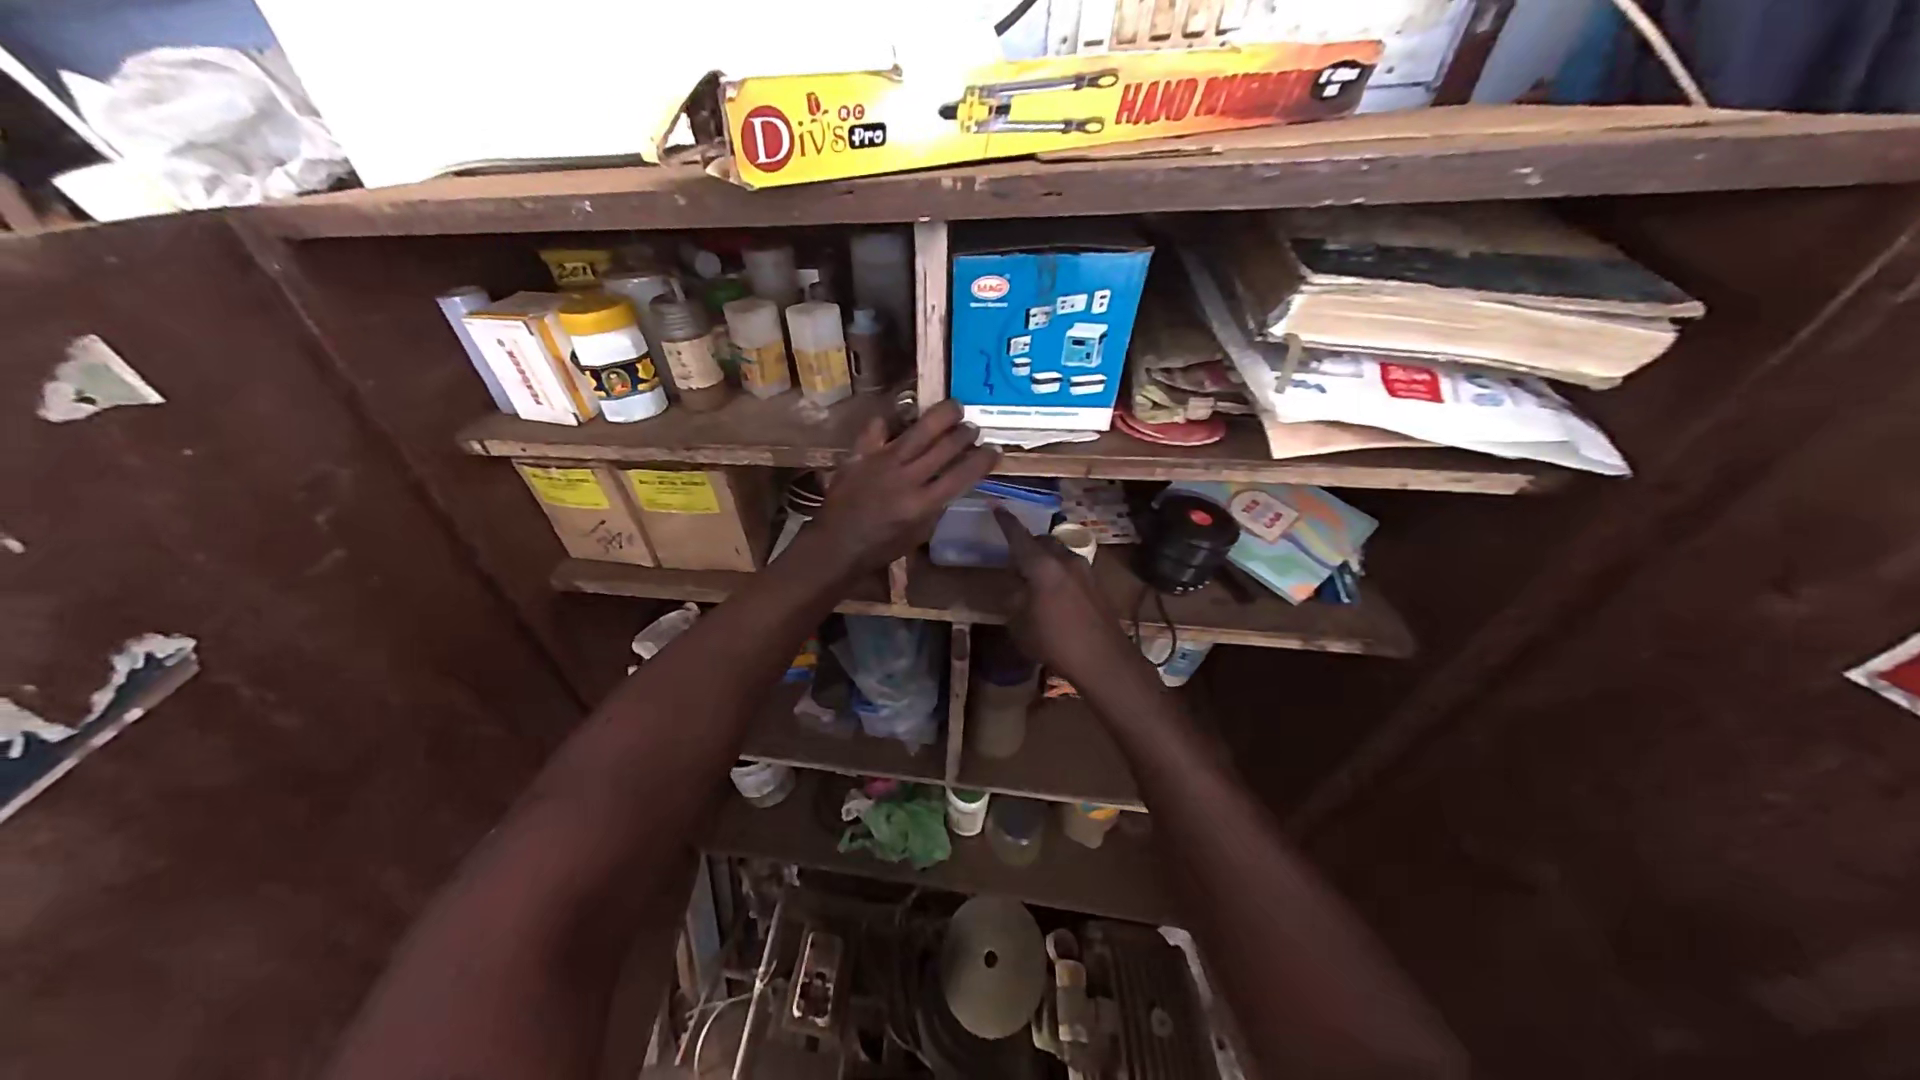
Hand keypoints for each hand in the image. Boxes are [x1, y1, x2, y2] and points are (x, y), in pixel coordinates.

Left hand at [807, 400, 999, 576]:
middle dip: (966, 433)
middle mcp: (907, 478)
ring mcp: (882, 461)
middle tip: (973, 427)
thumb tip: (951, 483)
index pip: (963, 475)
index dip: (984, 459)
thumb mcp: (918, 535)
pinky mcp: (860, 454)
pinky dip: (891, 420)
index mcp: (923, 504)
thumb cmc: (881, 547)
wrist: (836, 545)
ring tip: (954, 407)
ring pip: (919, 429)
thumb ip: (936, 507)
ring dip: (942, 415)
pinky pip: (878, 427)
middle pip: (946, 446)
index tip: (994, 449)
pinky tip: (901, 416)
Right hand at [994, 507, 1151, 687]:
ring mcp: (1084, 570)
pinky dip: (1058, 571)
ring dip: (1044, 558)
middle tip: (1014, 563)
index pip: (1019, 536)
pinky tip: (1053, 593)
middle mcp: (1065, 560)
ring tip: (1034, 580)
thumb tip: (1017, 587)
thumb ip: (1015, 599)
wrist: (1104, 659)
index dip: (1006, 522)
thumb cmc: (1055, 643)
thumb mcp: (1021, 625)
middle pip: (1041, 541)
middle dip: (1027, 546)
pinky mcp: (1096, 583)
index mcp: (1042, 566)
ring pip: (1058, 553)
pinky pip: (1070, 567)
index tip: (997, 506)